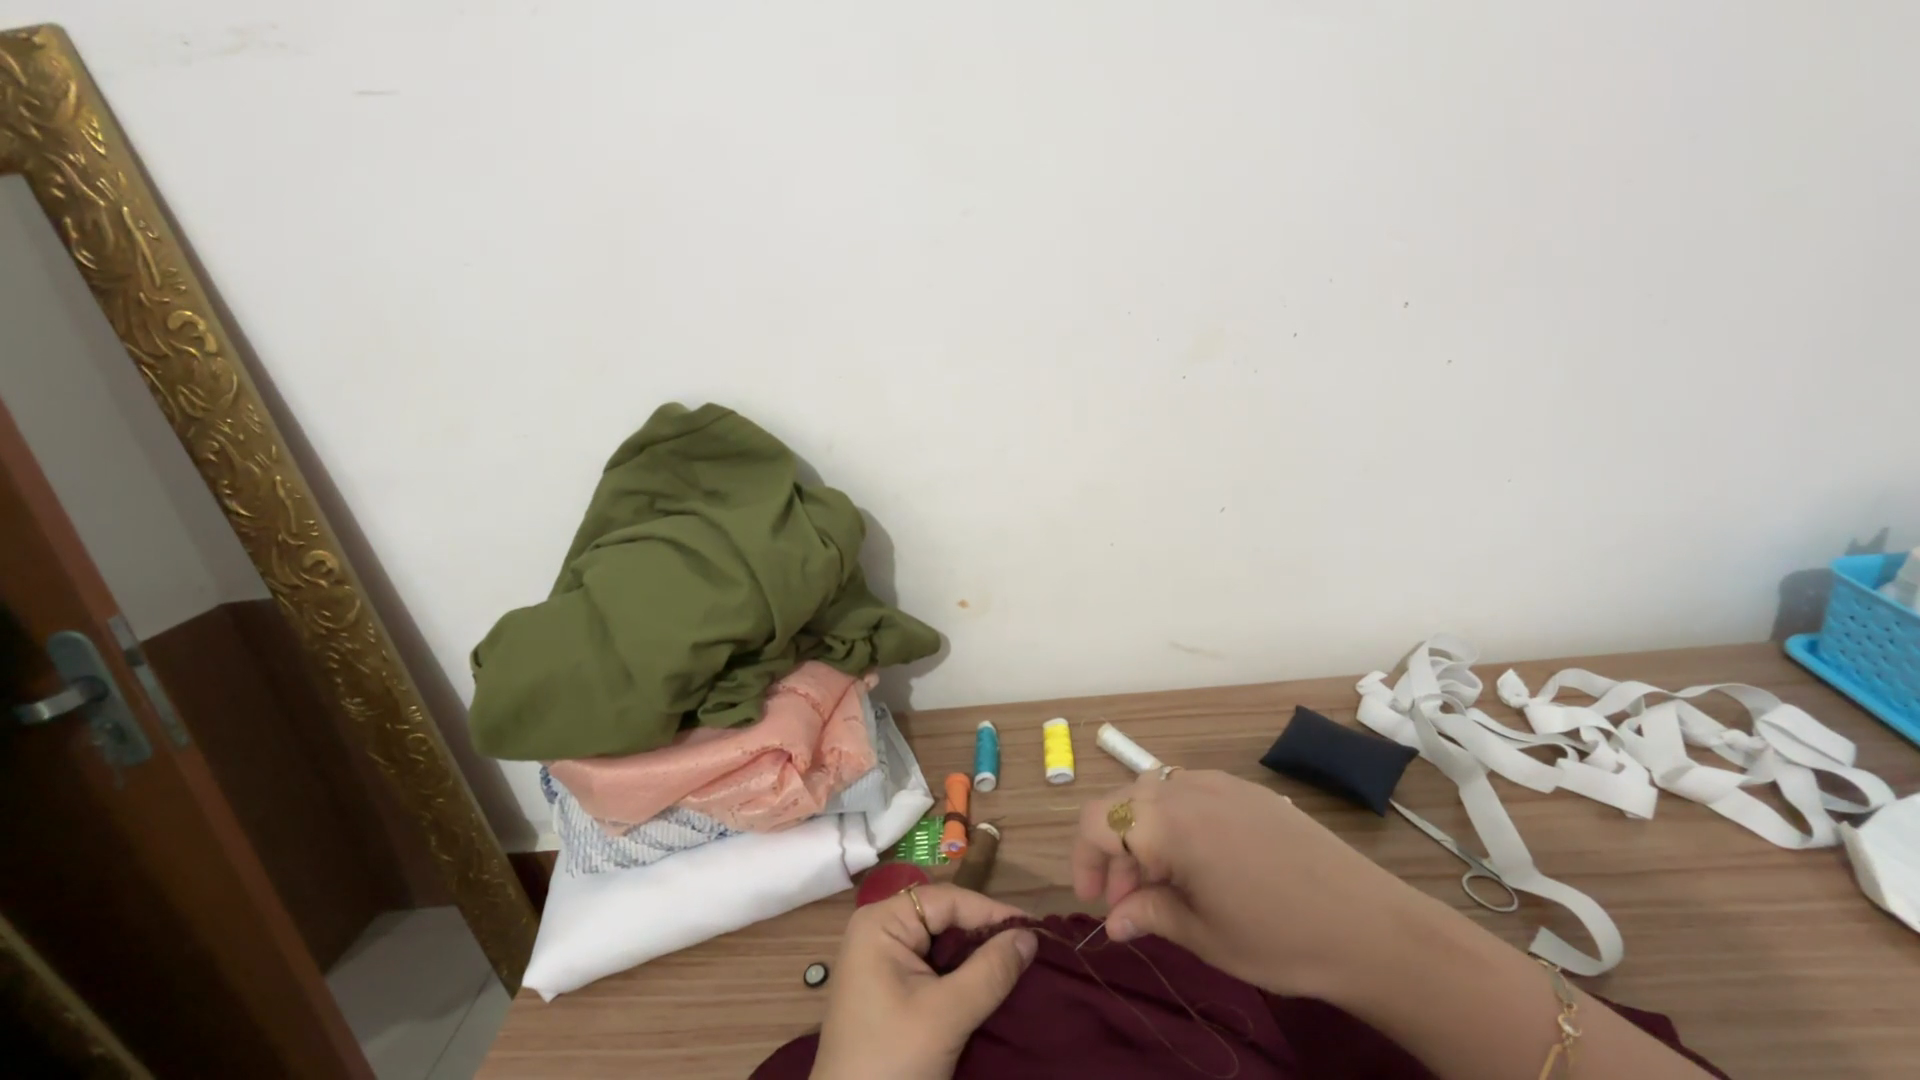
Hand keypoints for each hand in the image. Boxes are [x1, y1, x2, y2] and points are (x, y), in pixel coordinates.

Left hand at [810, 884, 1038, 1079]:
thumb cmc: (891, 1060)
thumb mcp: (946, 1015)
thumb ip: (990, 970)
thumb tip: (1030, 936)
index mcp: (880, 923)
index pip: (947, 901)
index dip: (992, 911)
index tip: (1035, 928)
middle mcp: (878, 931)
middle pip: (943, 917)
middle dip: (985, 932)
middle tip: (1031, 947)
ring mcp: (882, 959)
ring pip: (941, 942)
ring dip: (976, 954)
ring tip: (1019, 963)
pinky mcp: (889, 987)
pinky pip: (933, 966)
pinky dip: (961, 973)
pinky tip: (991, 983)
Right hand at [1070, 768, 1447, 1000]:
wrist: (1372, 928)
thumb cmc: (1279, 938)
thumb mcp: (1204, 935)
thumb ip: (1149, 914)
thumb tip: (1114, 920)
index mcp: (1169, 822)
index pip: (1096, 821)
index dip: (1084, 860)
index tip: (1098, 904)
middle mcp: (1189, 788)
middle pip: (1124, 804)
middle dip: (1116, 852)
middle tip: (1130, 904)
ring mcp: (1223, 784)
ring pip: (1157, 796)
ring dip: (1146, 836)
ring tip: (1166, 886)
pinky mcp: (1251, 791)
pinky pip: (1192, 795)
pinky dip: (1178, 823)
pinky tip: (1201, 864)